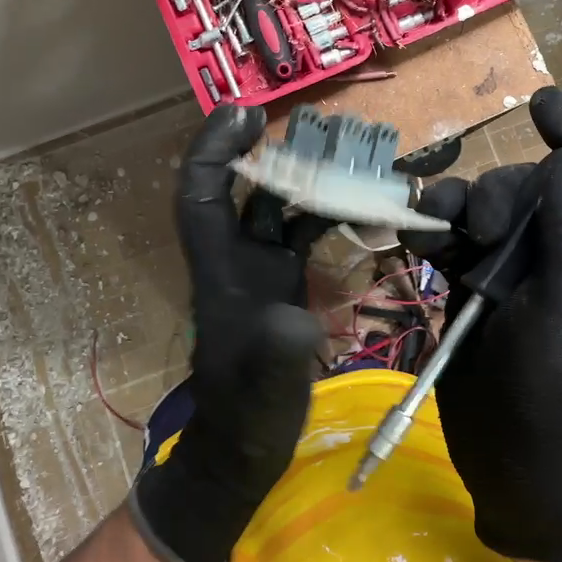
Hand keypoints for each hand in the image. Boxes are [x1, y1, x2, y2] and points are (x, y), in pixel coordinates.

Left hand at [130, 106, 327, 561]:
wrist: (247, 448)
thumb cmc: (246, 416)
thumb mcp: (262, 387)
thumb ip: (275, 353)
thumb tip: (291, 319)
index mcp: (219, 269)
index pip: (200, 193)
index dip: (213, 148)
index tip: (245, 113)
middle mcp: (236, 259)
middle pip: (245, 188)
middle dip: (274, 151)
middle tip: (319, 126)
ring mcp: (260, 270)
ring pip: (278, 206)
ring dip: (307, 178)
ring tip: (348, 154)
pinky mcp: (283, 284)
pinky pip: (303, 233)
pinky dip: (326, 214)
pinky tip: (361, 206)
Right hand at [401, 86, 561, 561]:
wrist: (513, 459)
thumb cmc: (556, 383)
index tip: (543, 102)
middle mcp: (551, 251)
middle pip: (525, 186)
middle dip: (499, 191)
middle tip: (481, 226)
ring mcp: (506, 268)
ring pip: (479, 208)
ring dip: (454, 204)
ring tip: (432, 221)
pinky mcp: (465, 285)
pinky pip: (445, 239)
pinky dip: (428, 230)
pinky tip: (411, 235)